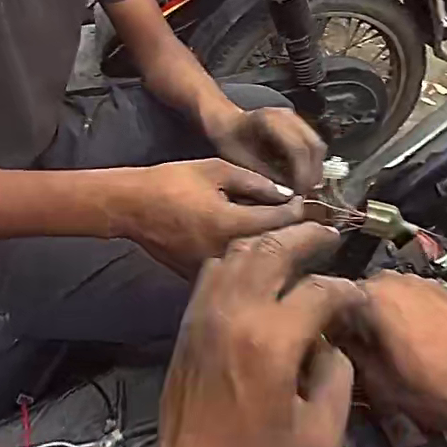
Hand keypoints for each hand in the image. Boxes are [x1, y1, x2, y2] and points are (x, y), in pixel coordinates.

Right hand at [122, 159, 308, 275]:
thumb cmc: (170, 182)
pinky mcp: (200, 277)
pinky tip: (259, 253)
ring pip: (257, 267)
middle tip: (315, 228)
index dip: (300, 213)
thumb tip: (286, 193)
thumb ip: (253, 181)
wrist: (132, 206)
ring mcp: (213, 270)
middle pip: (275, 250)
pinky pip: (236, 273)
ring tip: (293, 241)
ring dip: (276, 254)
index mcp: (230, 223)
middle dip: (295, 237)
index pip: (280, 222)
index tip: (310, 207)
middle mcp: (226, 253)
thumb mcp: (214, 170)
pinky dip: (252, 264)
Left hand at [124, 224, 363, 446]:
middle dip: (305, 237)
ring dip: (269, 241)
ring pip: (238, 253)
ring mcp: (207, 311)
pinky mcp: (189, 318)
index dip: (345, 289)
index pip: (317, 291)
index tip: (359, 295)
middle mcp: (236, 312)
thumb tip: (330, 340)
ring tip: (294, 240)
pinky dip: (237, 258)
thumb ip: (337, 377)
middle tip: (328, 233)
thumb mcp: (321, 436)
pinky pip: (213, 270)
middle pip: (272, 251)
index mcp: (272, 341)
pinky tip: (254, 266)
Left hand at [205, 106, 326, 192]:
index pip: (297, 149)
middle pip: (313, 146)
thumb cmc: (231, 141)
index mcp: (269, 120)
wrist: (227, 124)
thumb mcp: (243, 162)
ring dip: (314, 168)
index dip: (302, 173)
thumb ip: (267, 177)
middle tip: (304, 193)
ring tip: (304, 187)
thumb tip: (291, 194)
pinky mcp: (299, 125)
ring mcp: (294, 118)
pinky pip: (313, 145)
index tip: (299, 192)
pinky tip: (303, 177)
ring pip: (317, 145)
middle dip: (312, 173)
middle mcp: (286, 115)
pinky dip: (312, 162)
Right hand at [339, 270, 446, 430]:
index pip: (330, 302)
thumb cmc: (432, 387)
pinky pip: (409, 295)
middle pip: (357, 294)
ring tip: (389, 341)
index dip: (329, 325)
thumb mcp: (380, 383)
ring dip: (381, 311)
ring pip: (384, 293)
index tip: (333, 348)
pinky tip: (415, 336)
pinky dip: (405, 310)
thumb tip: (335, 341)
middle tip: (362, 347)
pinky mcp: (440, 288)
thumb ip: (350, 354)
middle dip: (355, 316)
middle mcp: (389, 278)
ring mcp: (417, 280)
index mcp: (369, 296)